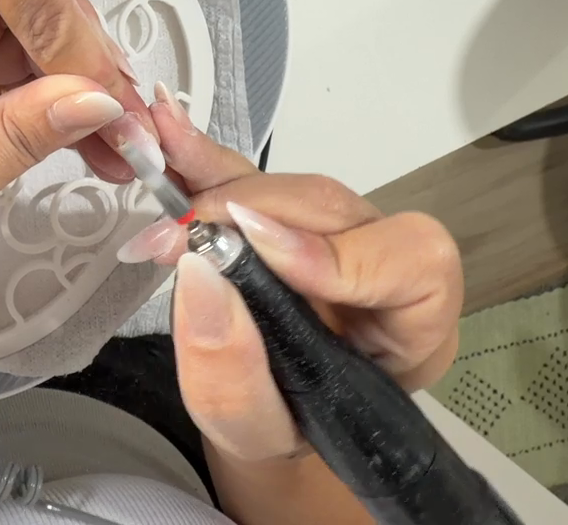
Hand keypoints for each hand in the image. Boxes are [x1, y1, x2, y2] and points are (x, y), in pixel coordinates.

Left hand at [0, 0, 127, 324]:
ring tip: (129, 144)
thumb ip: (18, 134)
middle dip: (77, 72)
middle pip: (14, 41)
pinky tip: (97, 151)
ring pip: (22, 80)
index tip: (110, 65)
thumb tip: (96, 94)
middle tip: (133, 113)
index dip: (52, 26)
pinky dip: (56, 131)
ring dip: (76, 106)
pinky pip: (16, 115)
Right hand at [116, 89, 463, 464]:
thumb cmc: (275, 425)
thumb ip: (231, 374)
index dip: (335, 250)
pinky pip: (244, 171)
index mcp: (408, 326)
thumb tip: (198, 274)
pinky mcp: (275, 207)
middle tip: (173, 237)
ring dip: (215, 179)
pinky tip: (165, 139)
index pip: (410, 261)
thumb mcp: (253, 428)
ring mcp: (326, 227)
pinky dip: (199, 157)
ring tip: (158, 174)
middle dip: (245, 209)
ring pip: (286, 183)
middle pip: (332, 206)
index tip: (255, 244)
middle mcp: (377, 262)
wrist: (263, 407)